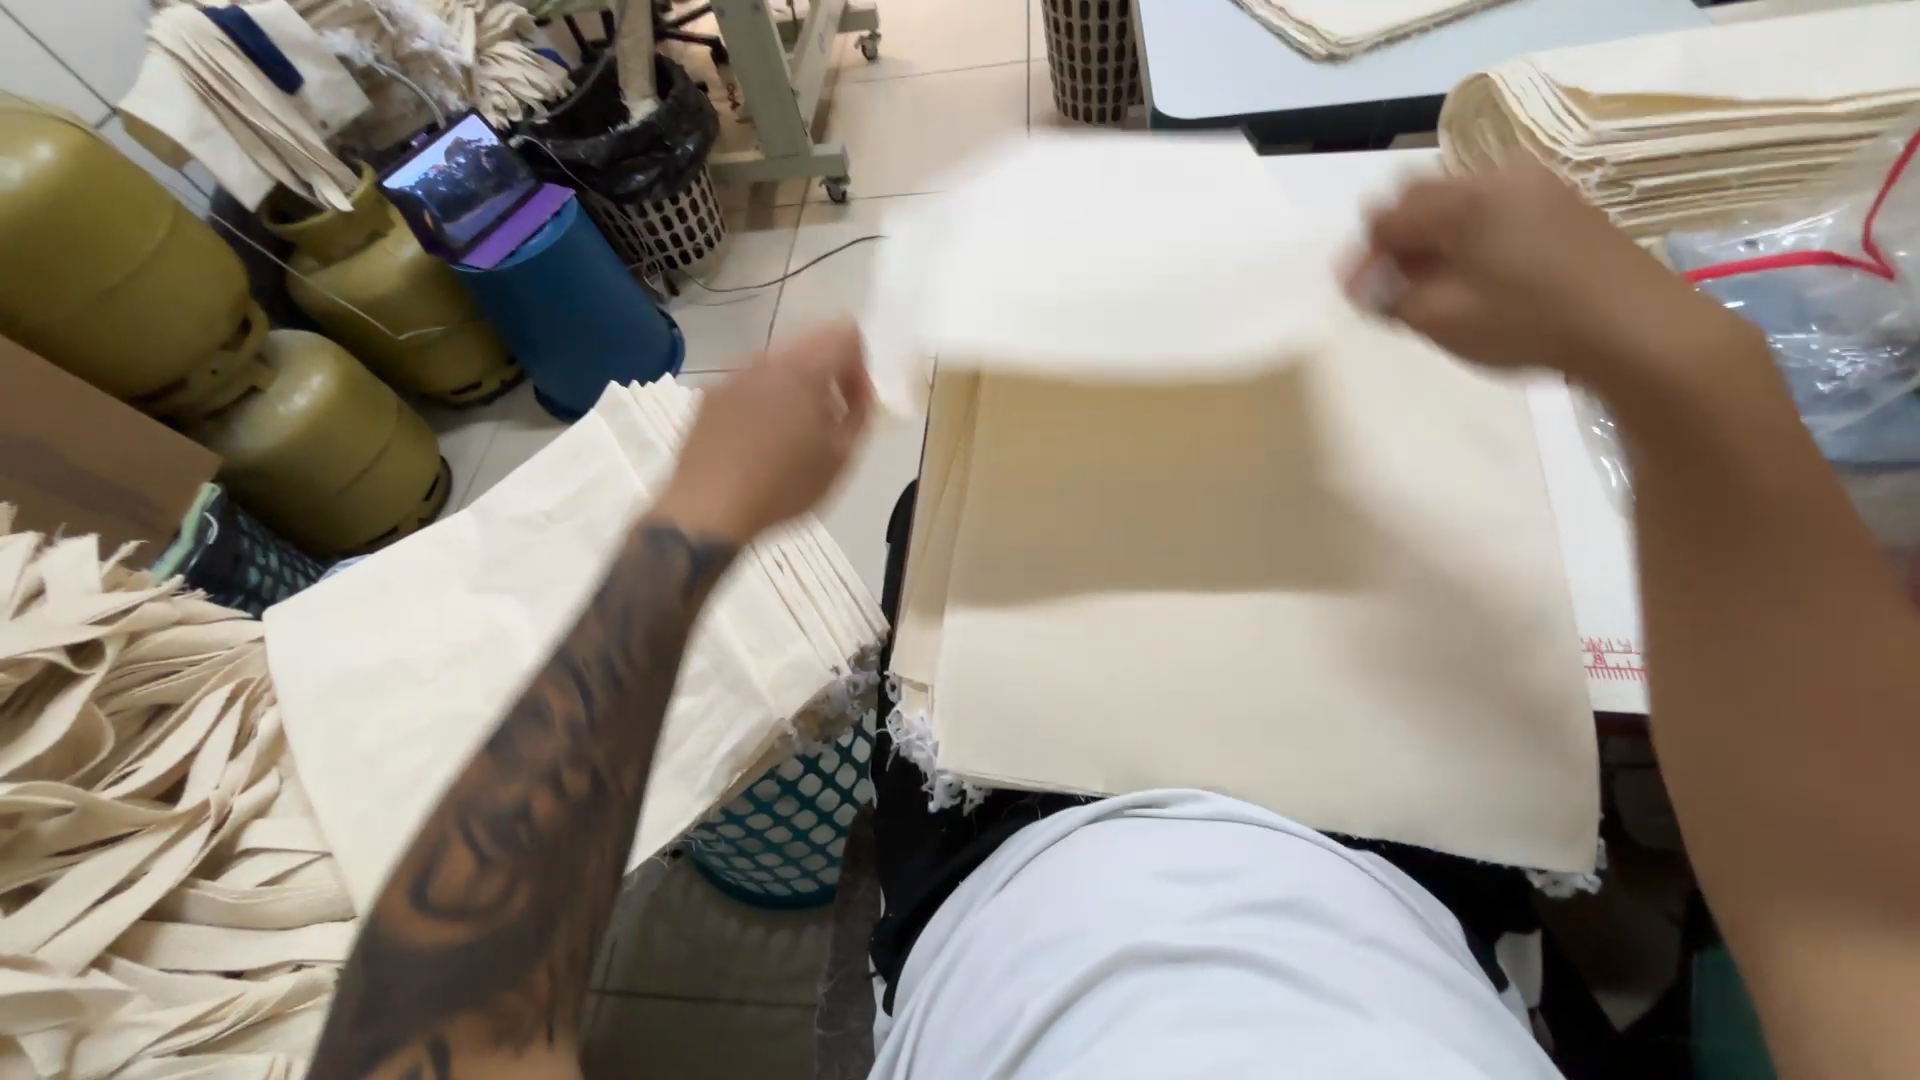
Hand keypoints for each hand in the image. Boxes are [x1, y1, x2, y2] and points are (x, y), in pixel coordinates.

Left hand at [654, 319, 874, 544]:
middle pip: (810, 345)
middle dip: (828, 374)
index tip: (856, 402)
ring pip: (778, 365)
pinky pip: (749, 385)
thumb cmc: (785, 485)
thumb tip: (861, 392)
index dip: (860, 365)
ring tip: (794, 433)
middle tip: (830, 418)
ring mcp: (733, 375)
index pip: (846, 334)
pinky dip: (764, 402)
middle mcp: (768, 360)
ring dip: (795, 388)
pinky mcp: (710, 396)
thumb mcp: (841, 457)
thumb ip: (861, 414)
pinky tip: (760, 442)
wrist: (710, 508)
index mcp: (806, 369)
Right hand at [1350, 159, 1762, 391]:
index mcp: (1463, 199)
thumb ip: (1386, 296)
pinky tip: (1472, 276)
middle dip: (1394, 242)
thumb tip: (1359, 283)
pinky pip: (1491, 208)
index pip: (1385, 216)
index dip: (1362, 257)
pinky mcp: (1559, 203)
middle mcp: (1497, 176)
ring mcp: (1534, 185)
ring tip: (1430, 287)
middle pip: (1417, 196)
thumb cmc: (1527, 324)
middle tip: (1390, 289)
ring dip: (1429, 238)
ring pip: (1454, 201)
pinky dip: (1466, 236)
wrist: (1636, 328)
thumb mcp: (1439, 320)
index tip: (1357, 296)